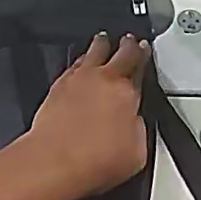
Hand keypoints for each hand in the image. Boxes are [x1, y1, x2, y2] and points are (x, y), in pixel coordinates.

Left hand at [23, 33, 149, 198]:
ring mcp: (79, 79)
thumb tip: (135, 123)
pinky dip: (80, 58)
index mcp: (127, 93)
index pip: (140, 67)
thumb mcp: (137, 153)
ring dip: (101, 44)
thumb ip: (139, 129)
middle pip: (120, 52)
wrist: (55, 159)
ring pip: (93, 51)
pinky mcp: (59, 85)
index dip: (144, 56)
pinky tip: (80, 61)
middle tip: (130, 40)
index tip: (144, 50)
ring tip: (104, 40)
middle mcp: (103, 79)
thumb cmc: (93, 160)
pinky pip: (74, 63)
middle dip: (127, 44)